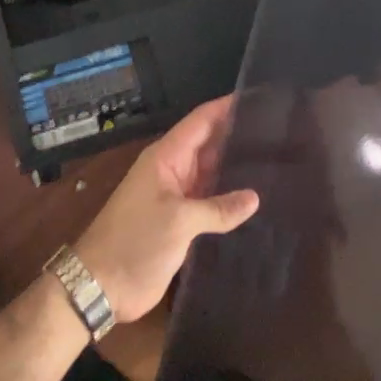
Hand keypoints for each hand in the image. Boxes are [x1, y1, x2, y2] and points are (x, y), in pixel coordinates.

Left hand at [72, 97, 259, 323]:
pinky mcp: (180, 223)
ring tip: (274, 161)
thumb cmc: (135, 241)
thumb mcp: (178, 221)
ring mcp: (176, 198)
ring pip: (209, 174)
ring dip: (235, 169)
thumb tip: (254, 197)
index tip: (256, 97)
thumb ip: (217, 209)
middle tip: (278, 132)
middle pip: (207, 145)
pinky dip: (228, 200)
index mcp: (165, 158)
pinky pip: (208, 202)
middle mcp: (172, 171)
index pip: (199, 122)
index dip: (224, 108)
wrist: (102, 283)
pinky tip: (254, 203)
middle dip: (236, 137)